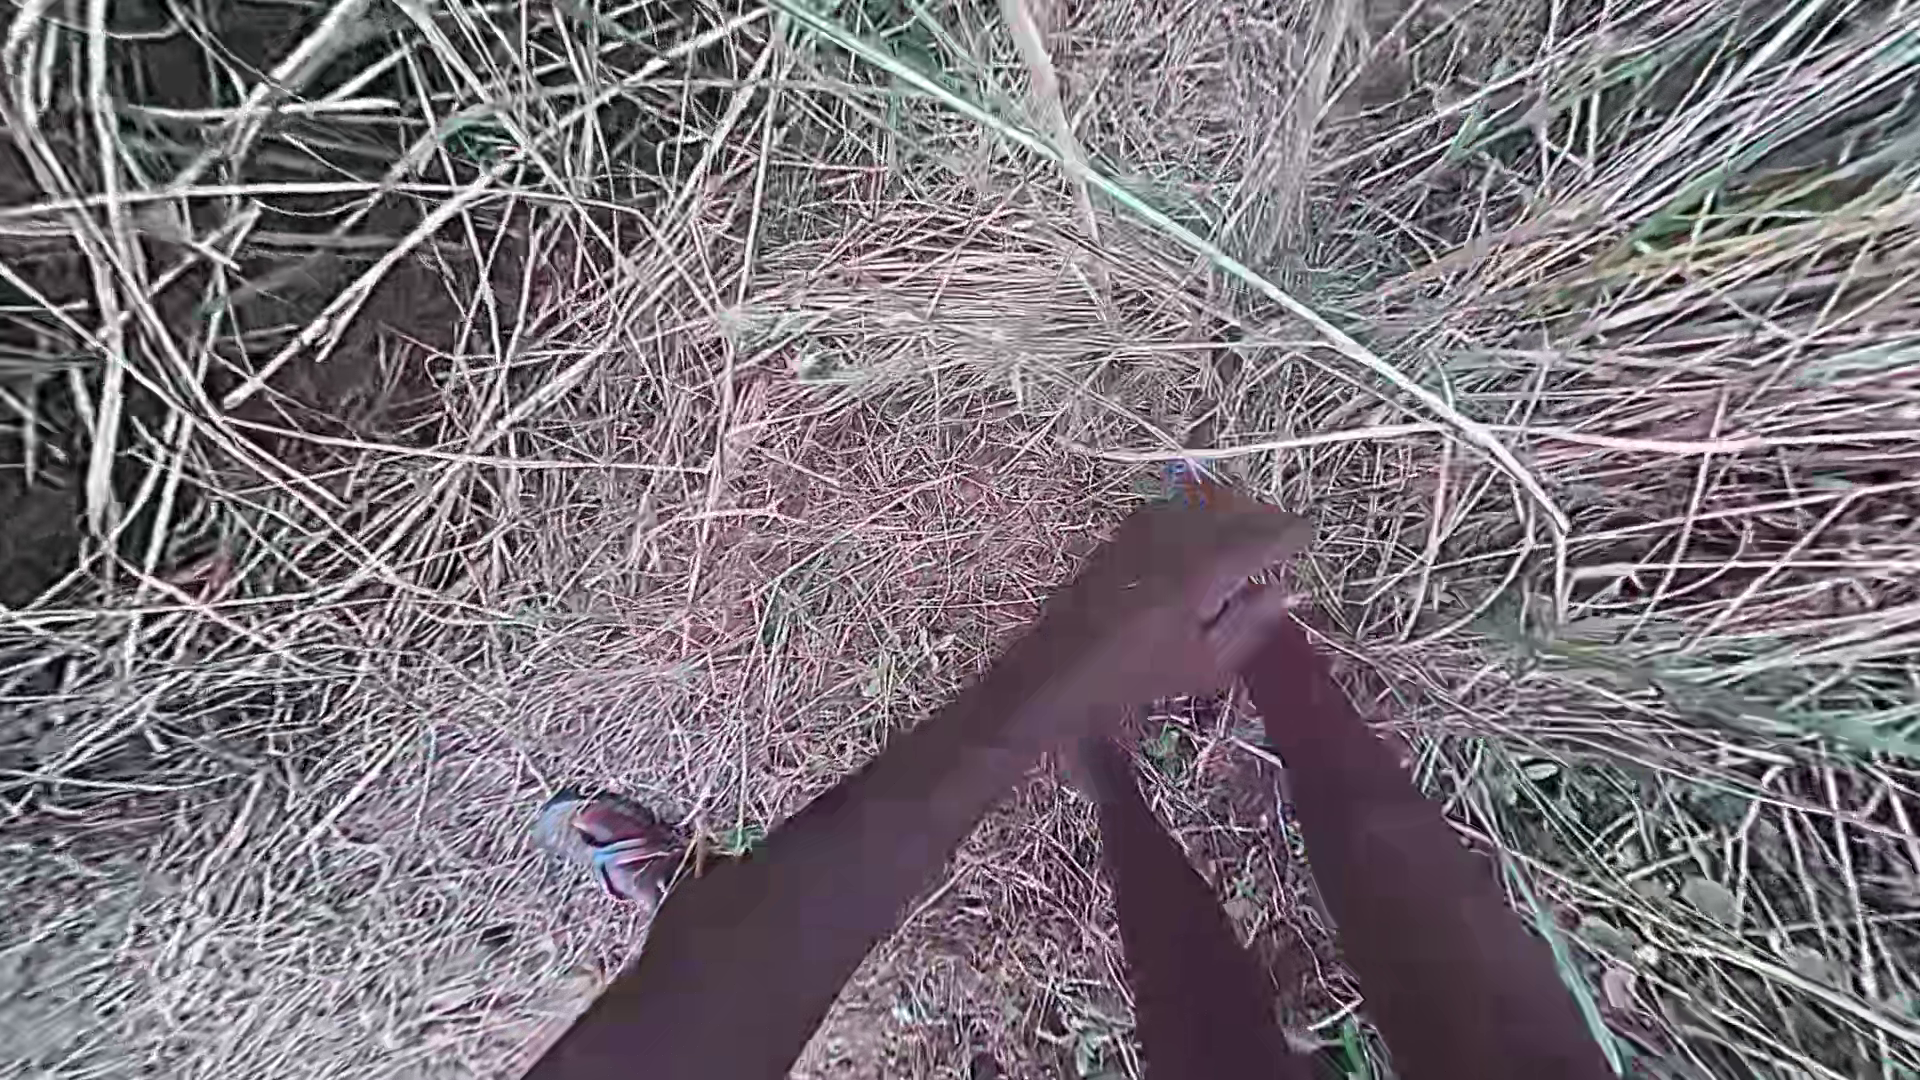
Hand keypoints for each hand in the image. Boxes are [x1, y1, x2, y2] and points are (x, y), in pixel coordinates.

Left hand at [1013, 490, 1311, 709]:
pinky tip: (1200, 534)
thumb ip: (1251, 621)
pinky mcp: (1120, 533)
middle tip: (1281, 538)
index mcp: (1201, 571)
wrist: (1063, 664)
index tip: (1309, 535)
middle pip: (1231, 506)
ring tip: (1246, 534)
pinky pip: (1169, 505)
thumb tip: (1286, 587)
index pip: (1260, 535)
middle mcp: (1172, 538)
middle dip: (1263, 517)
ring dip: (1230, 508)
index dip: (1291, 532)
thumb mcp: (1207, 663)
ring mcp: (1141, 530)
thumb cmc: (1138, 674)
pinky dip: (1195, 509)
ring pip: (1199, 498)